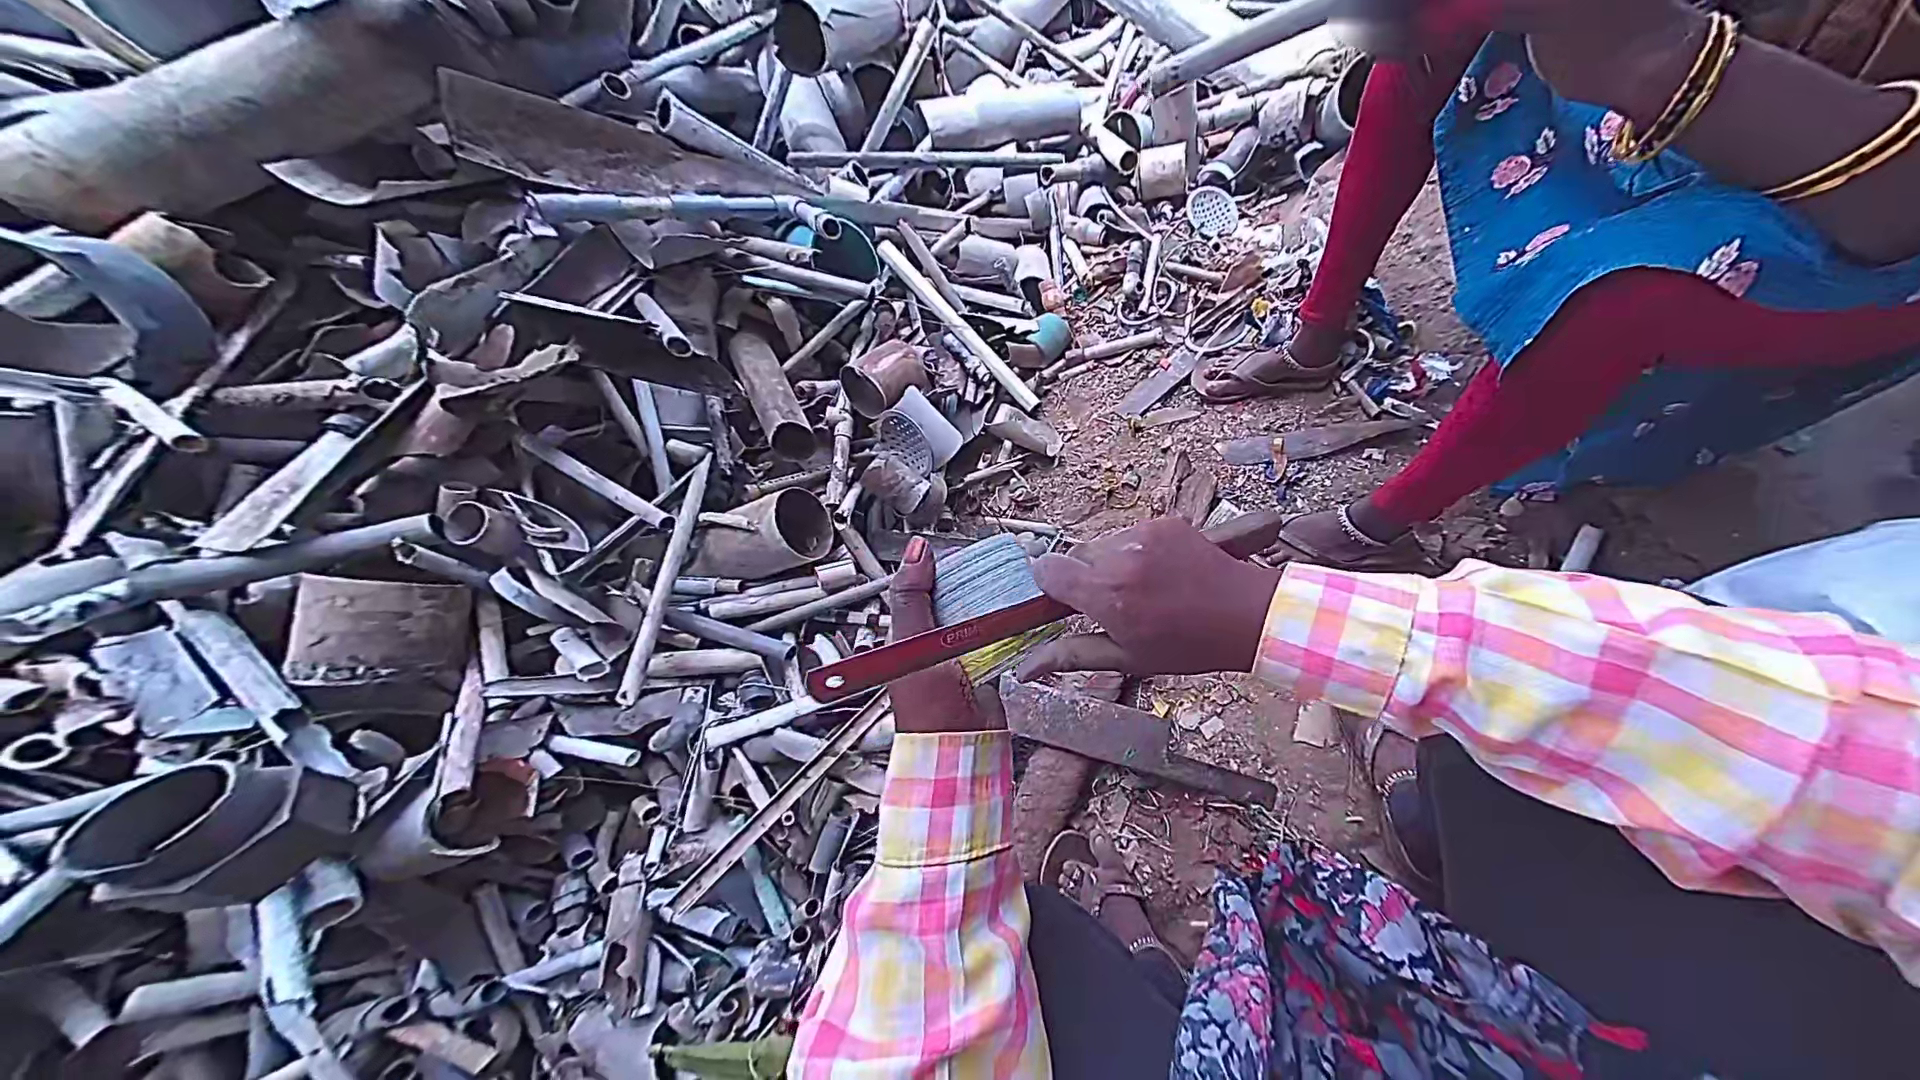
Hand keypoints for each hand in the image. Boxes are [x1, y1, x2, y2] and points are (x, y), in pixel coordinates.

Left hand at [887, 536, 1005, 733]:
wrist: (961, 745)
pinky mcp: (987, 660)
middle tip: (999, 565)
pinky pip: (1001, 632)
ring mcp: (962, 648)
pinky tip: (1019, 610)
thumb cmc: (927, 706)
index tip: (969, 553)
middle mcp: (936, 635)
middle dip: (979, 579)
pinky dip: (1010, 621)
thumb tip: (916, 552)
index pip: (928, 582)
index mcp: (909, 628)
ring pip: (982, 609)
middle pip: (960, 592)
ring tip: (1014, 583)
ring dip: (997, 599)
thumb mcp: (912, 642)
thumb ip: (911, 598)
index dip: (947, 565)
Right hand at [1016, 517, 1280, 680]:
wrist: (1248, 615)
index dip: (1051, 584)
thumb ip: (1070, 656)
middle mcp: (1119, 558)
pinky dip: (1134, 550)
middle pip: (1075, 556)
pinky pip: (1129, 534)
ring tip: (1143, 587)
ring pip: (1101, 544)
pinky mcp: (1162, 523)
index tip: (1063, 598)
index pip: (1047, 569)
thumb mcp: (1126, 657)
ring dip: (1109, 562)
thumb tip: (1023, 670)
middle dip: (1084, 576)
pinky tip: (1159, 572)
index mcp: (1106, 595)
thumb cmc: (1188, 645)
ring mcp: (1143, 536)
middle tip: (1114, 601)